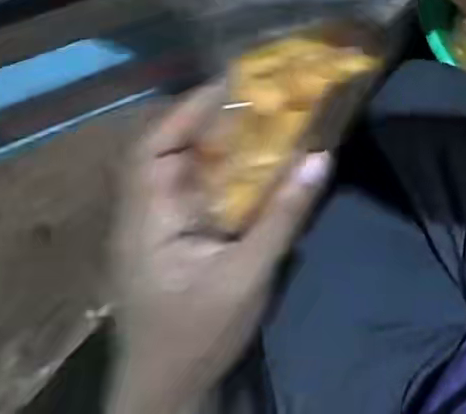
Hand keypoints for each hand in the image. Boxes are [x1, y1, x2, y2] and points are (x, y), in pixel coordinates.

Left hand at [105, 86, 331, 413]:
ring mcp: (156, 230)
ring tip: (261, 112)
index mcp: (147, 222)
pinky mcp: (173, 240)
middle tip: (256, 90)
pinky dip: (222, 164)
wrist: (164, 397)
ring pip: (178, 167)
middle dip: (206, 115)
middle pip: (164, 149)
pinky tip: (254, 159)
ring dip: (215, 137)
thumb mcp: (246, 276)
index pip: (151, 149)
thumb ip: (283, 215)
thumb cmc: (196, 335)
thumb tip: (321, 154)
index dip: (188, 110)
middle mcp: (143, 217)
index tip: (233, 83)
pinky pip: (193, 187)